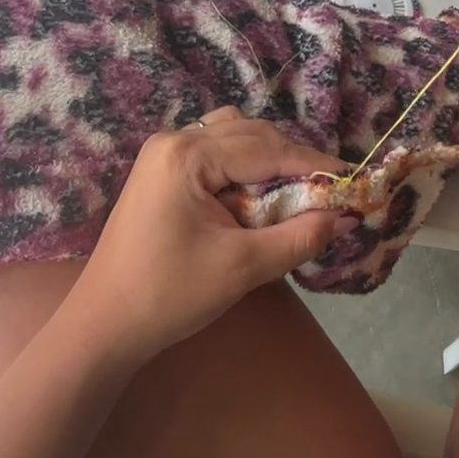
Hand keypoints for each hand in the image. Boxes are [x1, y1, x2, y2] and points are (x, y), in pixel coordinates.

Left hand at [72, 108, 355, 359]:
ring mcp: (164, 152)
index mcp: (186, 155)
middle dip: (292, 159)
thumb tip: (345, 217)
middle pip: (250, 134)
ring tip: (295, 189)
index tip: (352, 177)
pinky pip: (215, 150)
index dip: (312, 163)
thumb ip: (298, 237)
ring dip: (268, 157)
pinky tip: (258, 192)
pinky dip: (244, 164)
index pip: (264, 148)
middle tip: (330, 189)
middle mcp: (173, 139)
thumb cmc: (170, 295)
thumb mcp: (242, 267)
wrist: (106, 324)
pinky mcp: (163, 169)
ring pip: (233, 135)